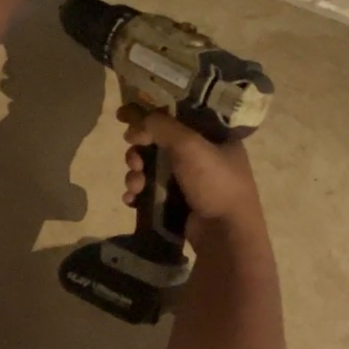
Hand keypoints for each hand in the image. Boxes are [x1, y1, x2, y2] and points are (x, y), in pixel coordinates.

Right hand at [120, 106, 261, 224]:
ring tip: (135, 186)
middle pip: (159, 143)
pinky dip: (139, 193)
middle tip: (133, 161)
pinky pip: (152, 191)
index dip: (149, 114)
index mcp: (214, 135)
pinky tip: (132, 200)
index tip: (122, 116)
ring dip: (136, 174)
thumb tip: (133, 126)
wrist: (225, 234)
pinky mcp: (179, 203)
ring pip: (152, 168)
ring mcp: (190, 181)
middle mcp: (203, 155)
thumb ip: (159, 125)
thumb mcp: (189, 144)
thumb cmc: (214, 182)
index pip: (176, 115)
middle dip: (139, 152)